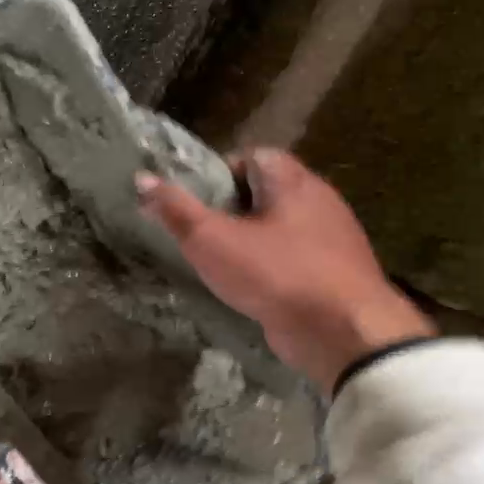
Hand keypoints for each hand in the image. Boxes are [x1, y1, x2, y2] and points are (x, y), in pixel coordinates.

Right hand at [136, 148, 434, 393]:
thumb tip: (143, 178)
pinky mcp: (329, 268)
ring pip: (276, 222)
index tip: (189, 198)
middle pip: (265, 189)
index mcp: (293, 183)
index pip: (255, 156)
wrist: (340, 327)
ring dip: (243, 234)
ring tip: (211, 256)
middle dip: (226, 205)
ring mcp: (328, 236)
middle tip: (193, 228)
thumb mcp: (209, 238)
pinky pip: (288, 251)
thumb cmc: (273, 272)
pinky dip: (262, 258)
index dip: (218, 170)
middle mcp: (317, 201)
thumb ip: (175, 209)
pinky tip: (242, 280)